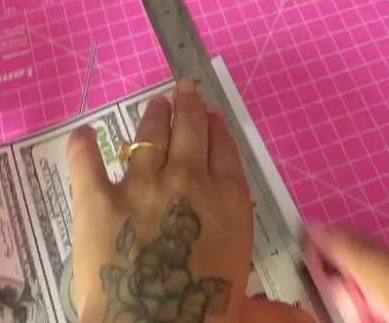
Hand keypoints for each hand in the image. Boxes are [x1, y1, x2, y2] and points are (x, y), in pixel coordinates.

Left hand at [67, 81, 255, 322]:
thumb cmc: (204, 318)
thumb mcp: (245, 313)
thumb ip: (271, 308)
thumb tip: (306, 320)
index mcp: (227, 203)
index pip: (225, 150)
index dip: (218, 128)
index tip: (212, 115)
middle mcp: (187, 181)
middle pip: (191, 130)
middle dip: (188, 106)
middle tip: (183, 89)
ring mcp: (140, 185)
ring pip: (149, 136)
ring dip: (153, 116)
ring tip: (154, 105)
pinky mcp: (98, 199)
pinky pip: (88, 163)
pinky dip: (83, 146)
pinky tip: (83, 134)